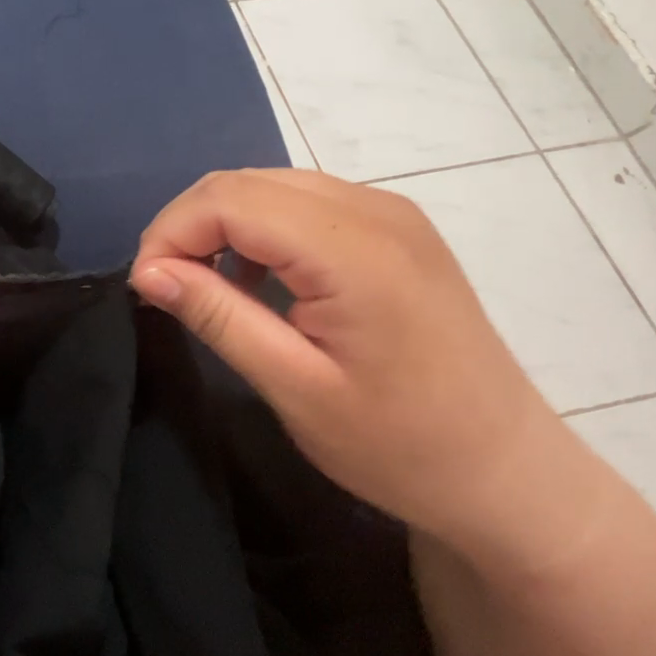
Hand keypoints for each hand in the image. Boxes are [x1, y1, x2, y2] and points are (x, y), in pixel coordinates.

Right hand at [129, 169, 573, 544]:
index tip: (148, 288)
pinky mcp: (395, 228)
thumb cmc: (401, 445)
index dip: (171, 233)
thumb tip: (147, 271)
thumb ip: (218, 316)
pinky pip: (302, 201)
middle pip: (244, 182)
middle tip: (166, 286)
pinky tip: (257, 278)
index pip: (228, 200)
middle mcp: (374, 209)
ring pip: (269, 185)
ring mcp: (390, 213)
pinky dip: (259, 227)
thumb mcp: (294, 388)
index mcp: (353, 250)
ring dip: (221, 224)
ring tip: (204, 284)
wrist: (509, 473)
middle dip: (188, 224)